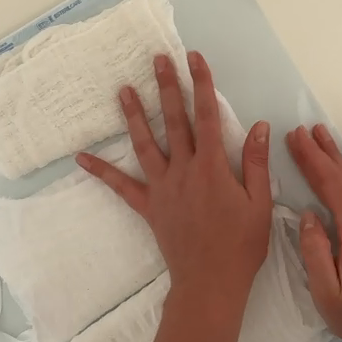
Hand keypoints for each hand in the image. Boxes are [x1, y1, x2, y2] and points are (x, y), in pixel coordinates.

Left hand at [78, 52, 273, 317]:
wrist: (210, 283)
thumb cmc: (241, 245)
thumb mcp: (260, 203)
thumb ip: (255, 162)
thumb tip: (259, 126)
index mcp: (212, 167)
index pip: (207, 116)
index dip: (201, 84)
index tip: (194, 58)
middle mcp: (183, 170)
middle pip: (174, 121)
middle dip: (167, 87)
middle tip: (158, 59)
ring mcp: (162, 188)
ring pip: (145, 145)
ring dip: (135, 115)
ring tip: (123, 90)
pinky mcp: (148, 207)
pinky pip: (121, 187)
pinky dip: (101, 171)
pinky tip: (81, 157)